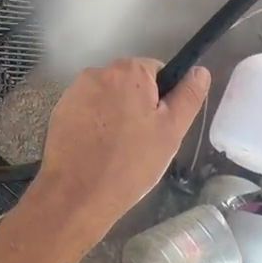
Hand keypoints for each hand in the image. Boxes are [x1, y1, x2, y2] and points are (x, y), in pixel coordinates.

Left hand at [27, 58, 209, 240]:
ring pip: (108, 97)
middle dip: (138, 106)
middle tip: (143, 141)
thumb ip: (187, 97)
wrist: (77, 191)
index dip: (162, 98)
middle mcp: (98, 71)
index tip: (159, 126)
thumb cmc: (131, 162)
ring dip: (116, 114)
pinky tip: (98, 149)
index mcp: (128, 71)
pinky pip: (88, 110)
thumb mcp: (171, 131)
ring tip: (119, 149)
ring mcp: (75, 89)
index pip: (156, 71)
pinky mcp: (61, 108)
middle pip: (130, 83)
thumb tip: (200, 71)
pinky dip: (95, 123)